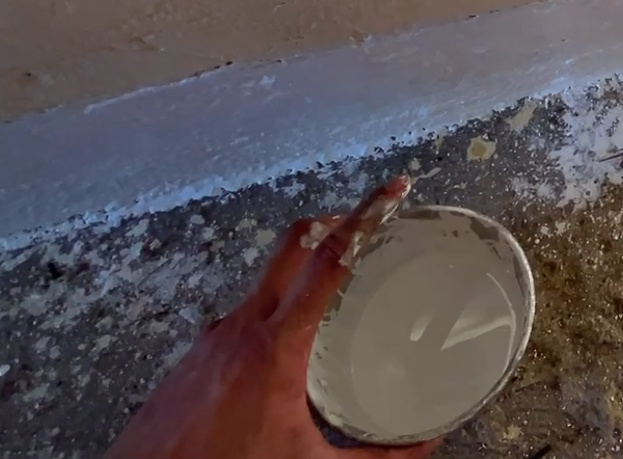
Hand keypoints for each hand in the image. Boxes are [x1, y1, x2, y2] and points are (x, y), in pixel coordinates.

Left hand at [106, 175, 439, 458]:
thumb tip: (426, 447)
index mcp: (278, 343)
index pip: (331, 258)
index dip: (366, 216)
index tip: (393, 190)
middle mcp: (244, 326)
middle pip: (294, 243)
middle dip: (335, 219)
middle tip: (370, 220)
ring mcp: (215, 335)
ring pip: (267, 274)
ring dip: (304, 263)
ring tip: (335, 280)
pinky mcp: (196, 353)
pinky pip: (245, 311)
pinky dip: (274, 305)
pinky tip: (287, 338)